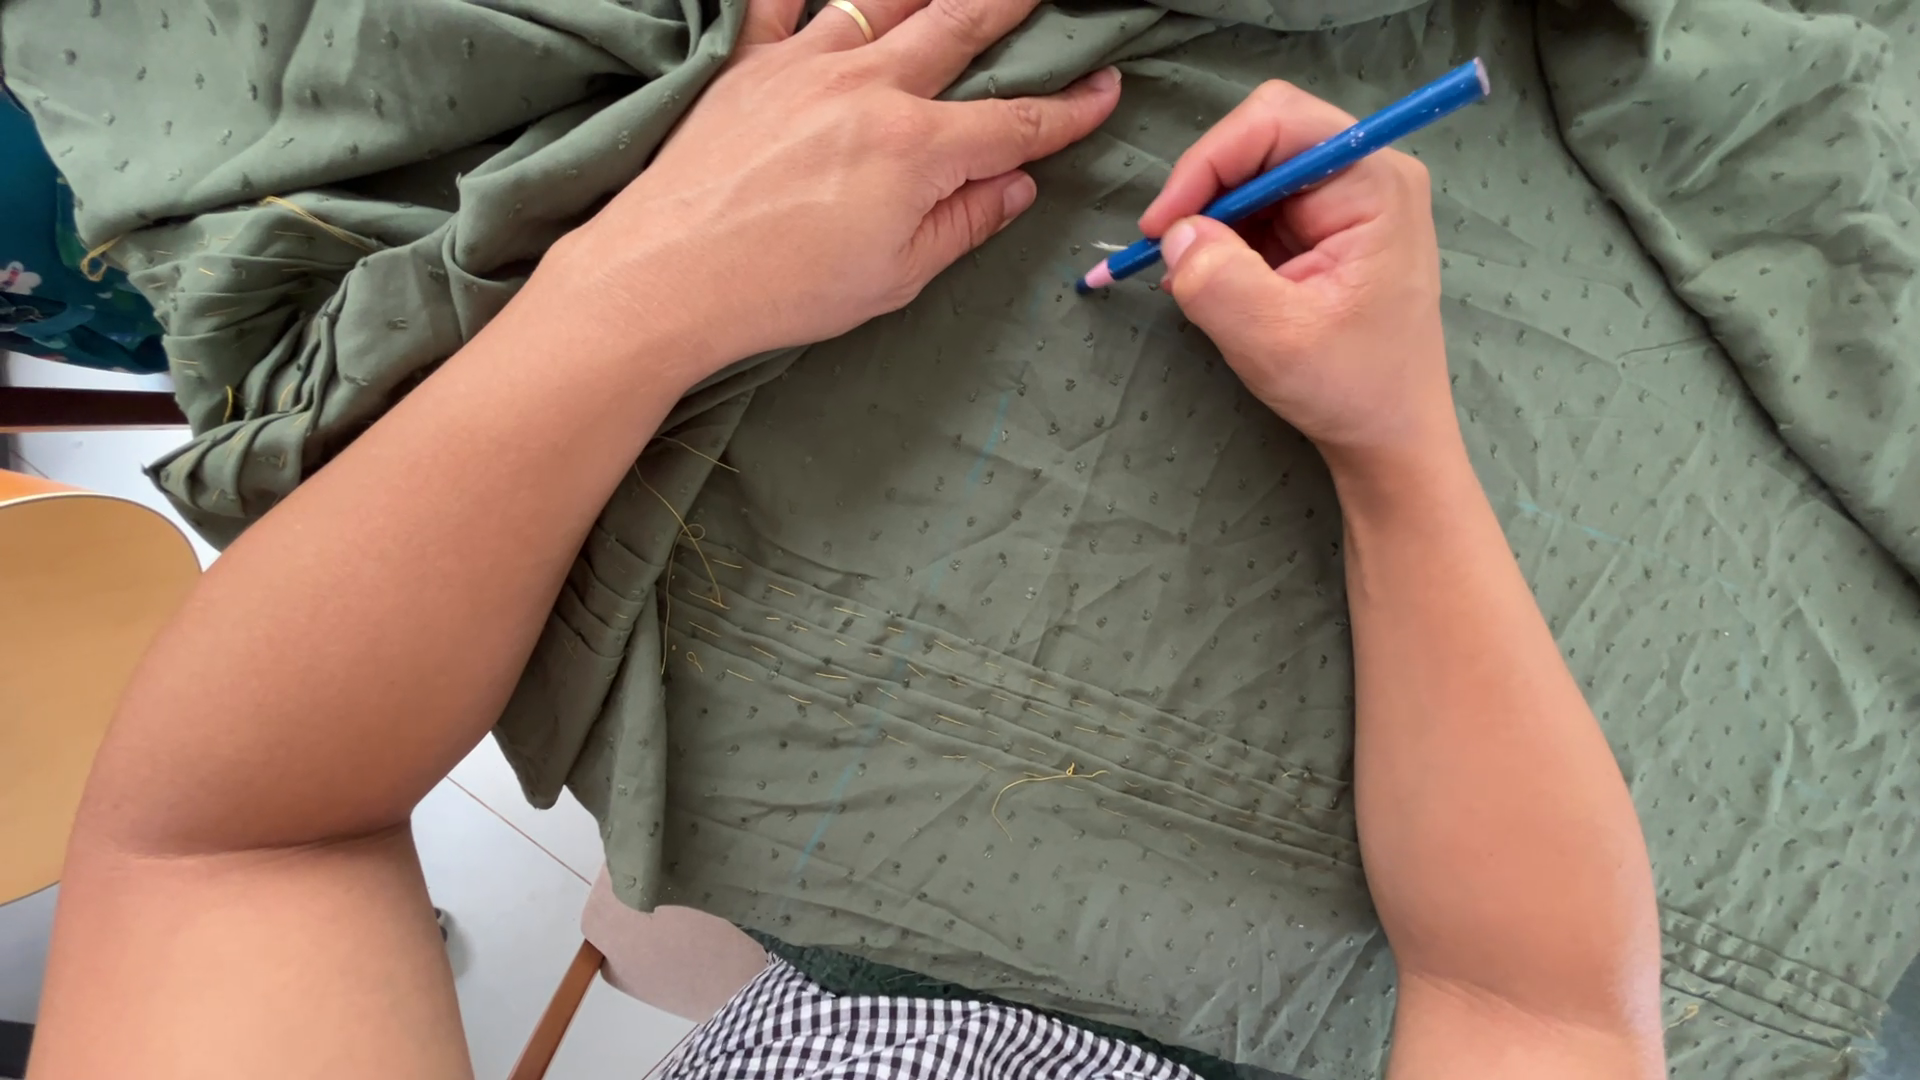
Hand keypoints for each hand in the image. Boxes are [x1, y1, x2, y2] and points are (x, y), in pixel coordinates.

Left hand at [547, 0, 1120, 383]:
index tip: (1104, 93)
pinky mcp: (748, 63)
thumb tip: (1014, 187)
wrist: (675, 275)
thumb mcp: (897, 277)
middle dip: (1012, 4)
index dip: (1066, 112)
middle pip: (959, 26)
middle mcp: (869, 87)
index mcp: (916, 150)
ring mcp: (805, 63)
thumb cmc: (791, 290)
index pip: (1013, 124)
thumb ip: (963, 224)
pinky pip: (780, 1)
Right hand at [1140, 81, 1458, 475]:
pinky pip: (1258, 216)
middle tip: (1166, 251)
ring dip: (1209, 224)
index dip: (1205, 163)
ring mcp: (1344, 204)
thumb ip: (1217, 279)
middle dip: (1204, 193)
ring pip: (1252, 180)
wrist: (1386, 433)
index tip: (1158, 226)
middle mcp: (1363, 175)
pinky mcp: (1324, 234)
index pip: (1276, 124)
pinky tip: (1209, 283)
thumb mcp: (1272, 339)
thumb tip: (1174, 234)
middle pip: (1262, 143)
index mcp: (1371, 184)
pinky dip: (1221, 244)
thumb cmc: (1346, 386)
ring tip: (1187, 279)